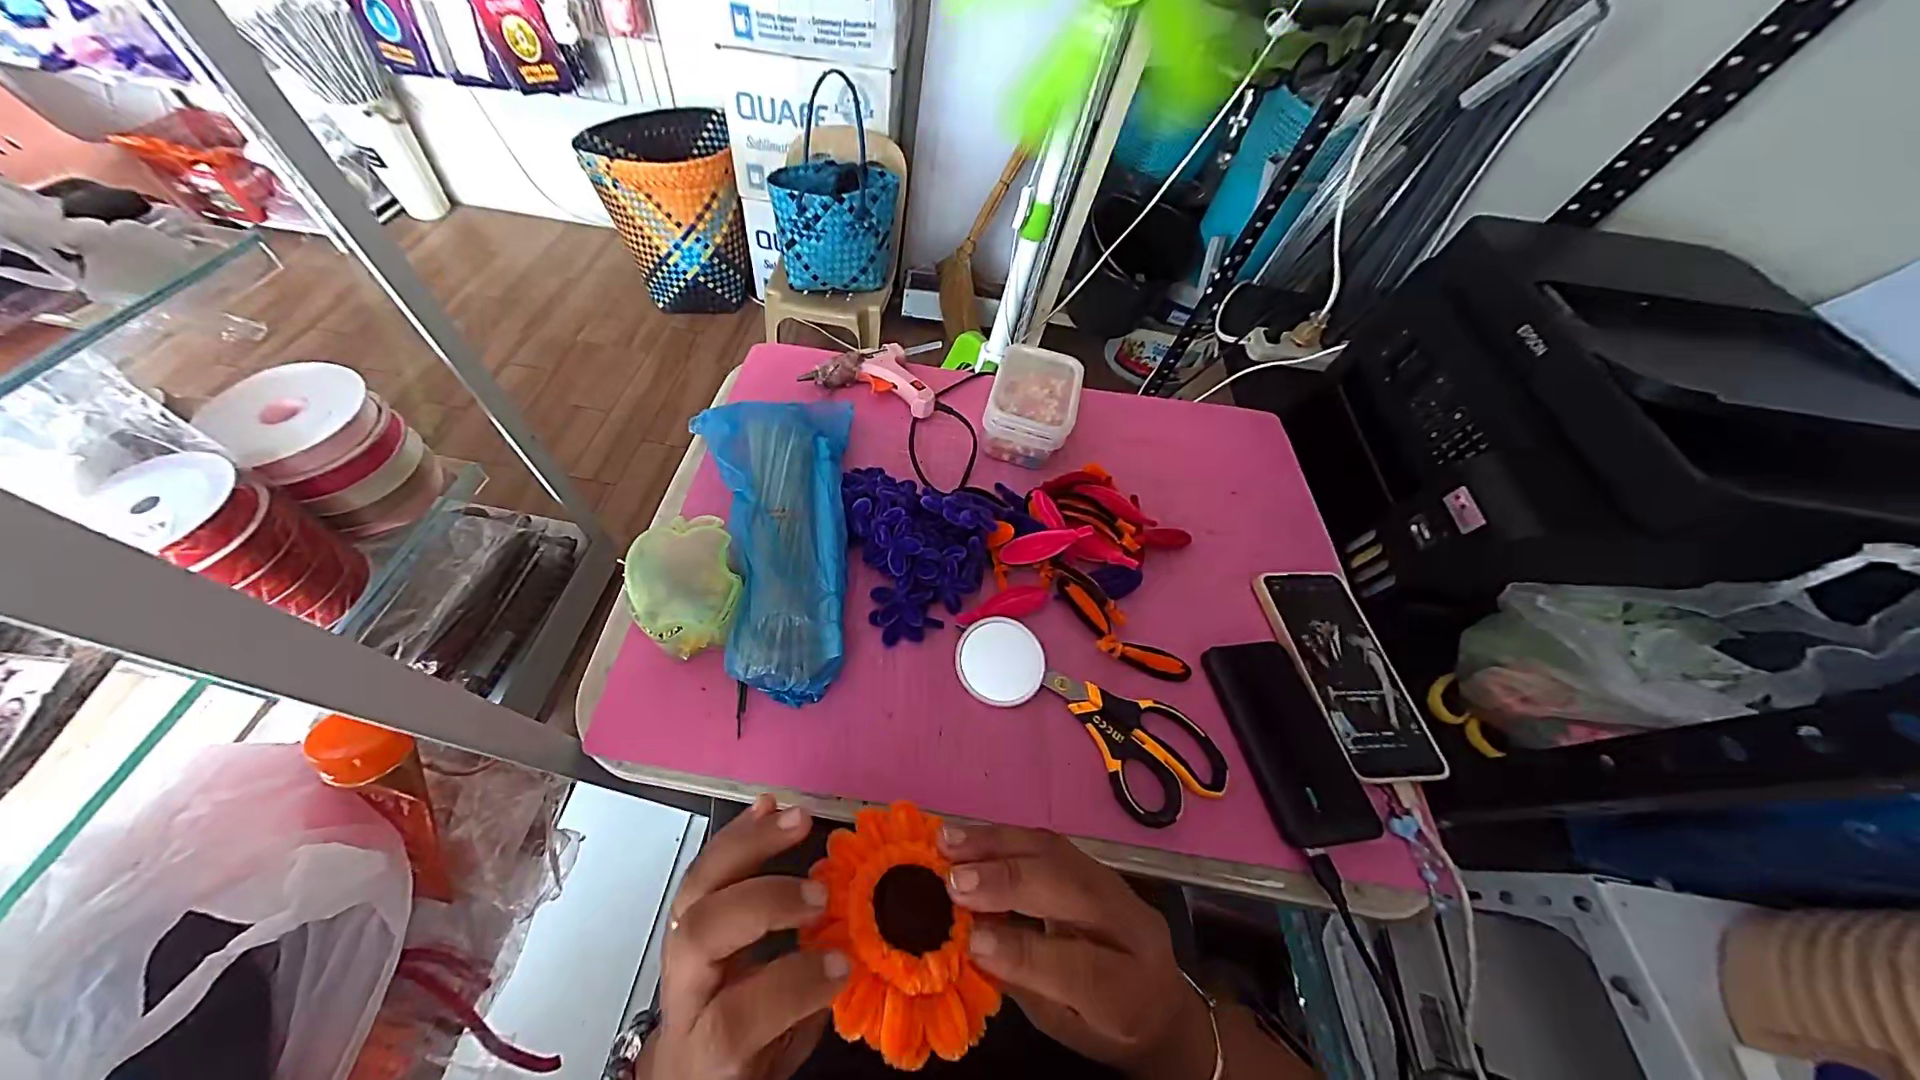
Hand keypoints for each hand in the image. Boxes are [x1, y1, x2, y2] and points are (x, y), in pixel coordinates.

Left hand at [642, 795, 849, 1079]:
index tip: (843, 965)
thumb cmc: (743, 1064)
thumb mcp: (780, 1056)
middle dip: (764, 901)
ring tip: (797, 820)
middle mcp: (684, 990)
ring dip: (751, 844)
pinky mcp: (686, 912)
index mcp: (707, 1045)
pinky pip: (705, 865)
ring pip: (696, 886)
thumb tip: (854, 948)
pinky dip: (741, 832)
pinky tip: (769, 807)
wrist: (687, 1065)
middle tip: (819, 892)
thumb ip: (810, 1006)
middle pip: (701, 935)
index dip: (792, 987)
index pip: (736, 1018)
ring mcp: (679, 946)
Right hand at [939, 823, 1214, 1077]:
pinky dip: (1004, 837)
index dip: (1024, 951)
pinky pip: (1048, 843)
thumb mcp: (1065, 1024)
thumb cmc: (1104, 1025)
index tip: (970, 939)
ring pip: (1056, 852)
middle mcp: (1132, 926)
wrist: (1158, 999)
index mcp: (1130, 988)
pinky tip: (970, 837)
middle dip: (1009, 879)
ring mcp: (1116, 886)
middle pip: (1072, 889)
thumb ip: (1024, 982)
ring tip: (948, 841)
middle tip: (952, 879)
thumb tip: (970, 941)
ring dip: (996, 843)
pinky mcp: (1095, 863)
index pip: (1080, 965)